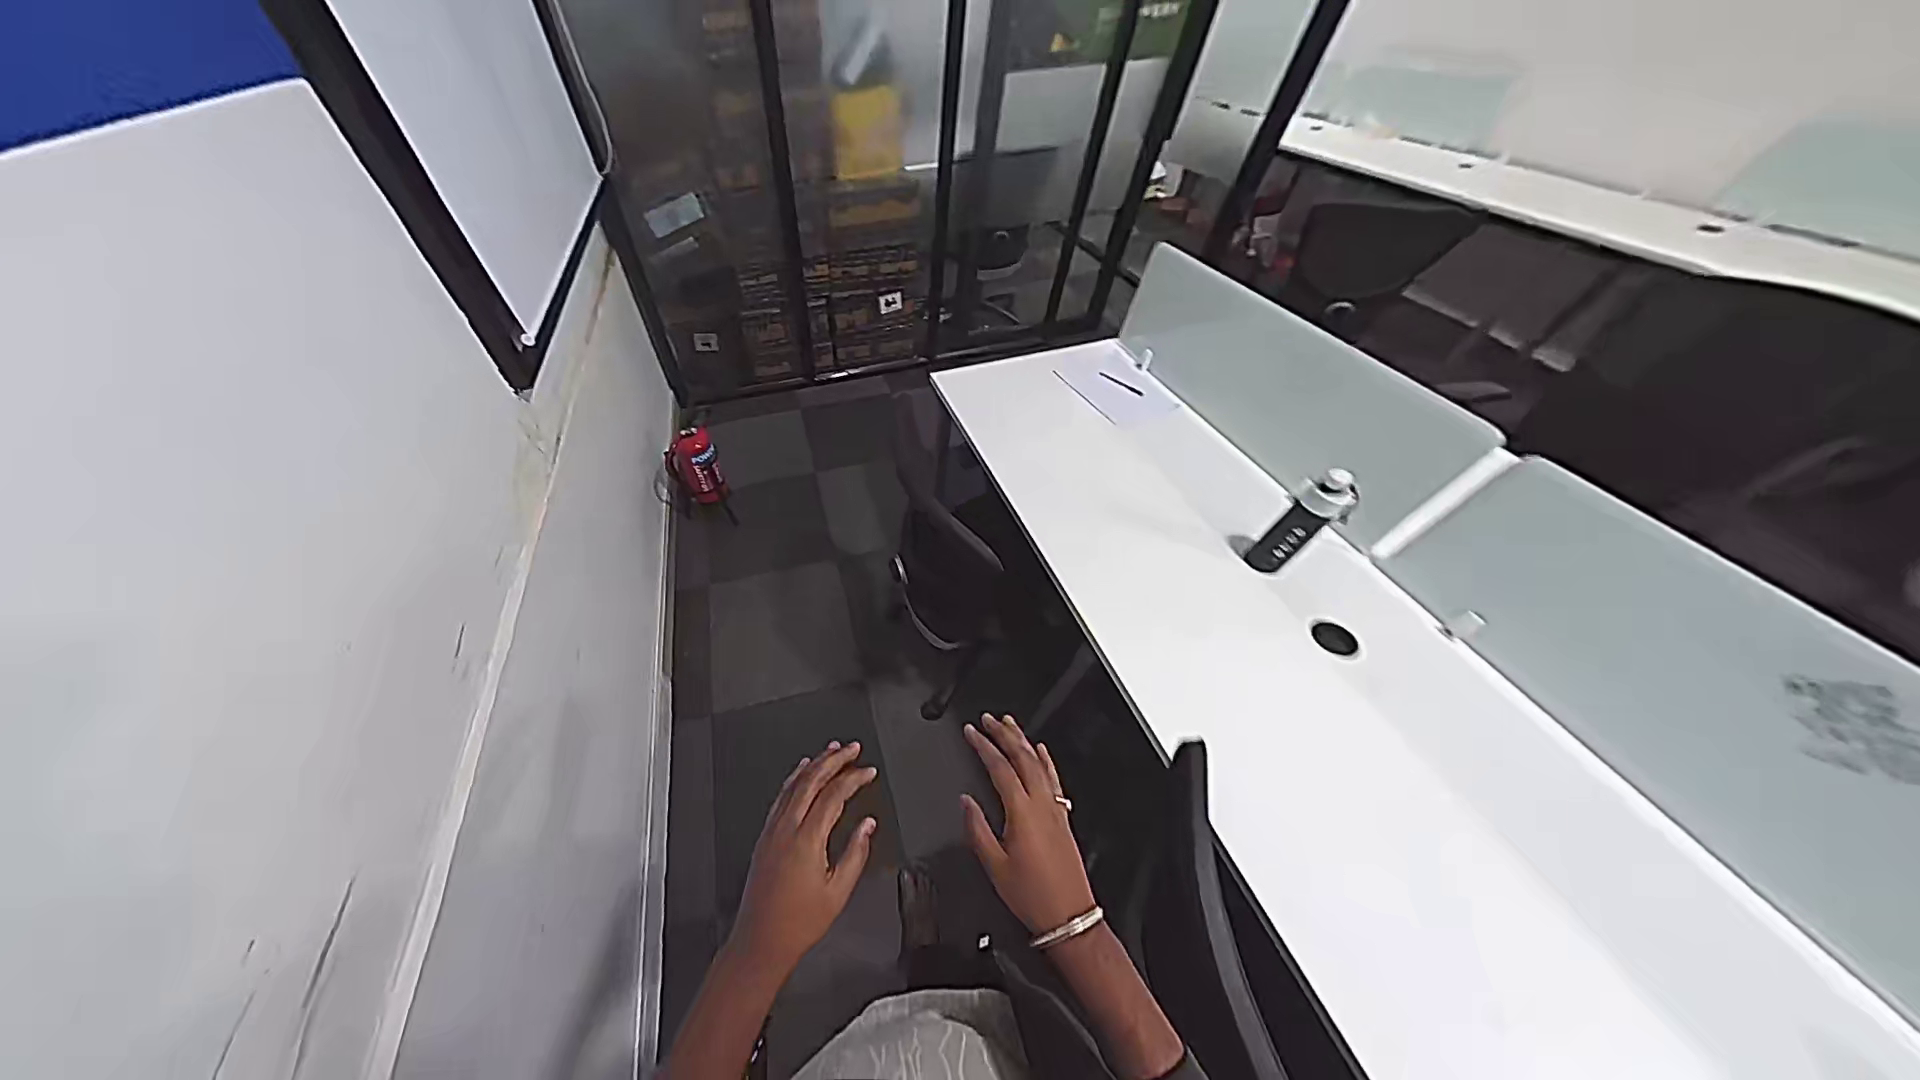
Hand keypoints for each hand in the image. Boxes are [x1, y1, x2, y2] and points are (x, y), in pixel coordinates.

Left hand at [730, 741, 877, 971]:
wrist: (759, 943)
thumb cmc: (797, 923)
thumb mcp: (838, 891)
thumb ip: (856, 852)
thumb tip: (867, 825)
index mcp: (806, 840)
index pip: (834, 795)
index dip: (854, 778)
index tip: (868, 771)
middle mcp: (786, 829)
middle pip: (812, 780)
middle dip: (835, 759)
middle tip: (853, 748)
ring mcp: (772, 831)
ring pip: (795, 784)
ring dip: (815, 763)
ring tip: (832, 750)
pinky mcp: (764, 837)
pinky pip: (781, 796)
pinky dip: (794, 778)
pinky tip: (801, 771)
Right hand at [961, 715, 1096, 933]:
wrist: (1069, 916)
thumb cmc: (1033, 896)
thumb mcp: (994, 866)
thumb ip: (977, 829)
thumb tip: (966, 803)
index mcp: (1022, 812)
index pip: (1000, 767)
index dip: (984, 746)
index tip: (971, 732)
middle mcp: (1041, 804)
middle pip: (1022, 756)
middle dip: (1003, 733)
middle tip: (988, 719)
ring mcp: (1055, 808)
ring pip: (1039, 762)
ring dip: (1023, 740)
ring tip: (1010, 724)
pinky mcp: (1063, 816)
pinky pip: (1054, 778)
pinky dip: (1046, 760)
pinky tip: (1041, 750)